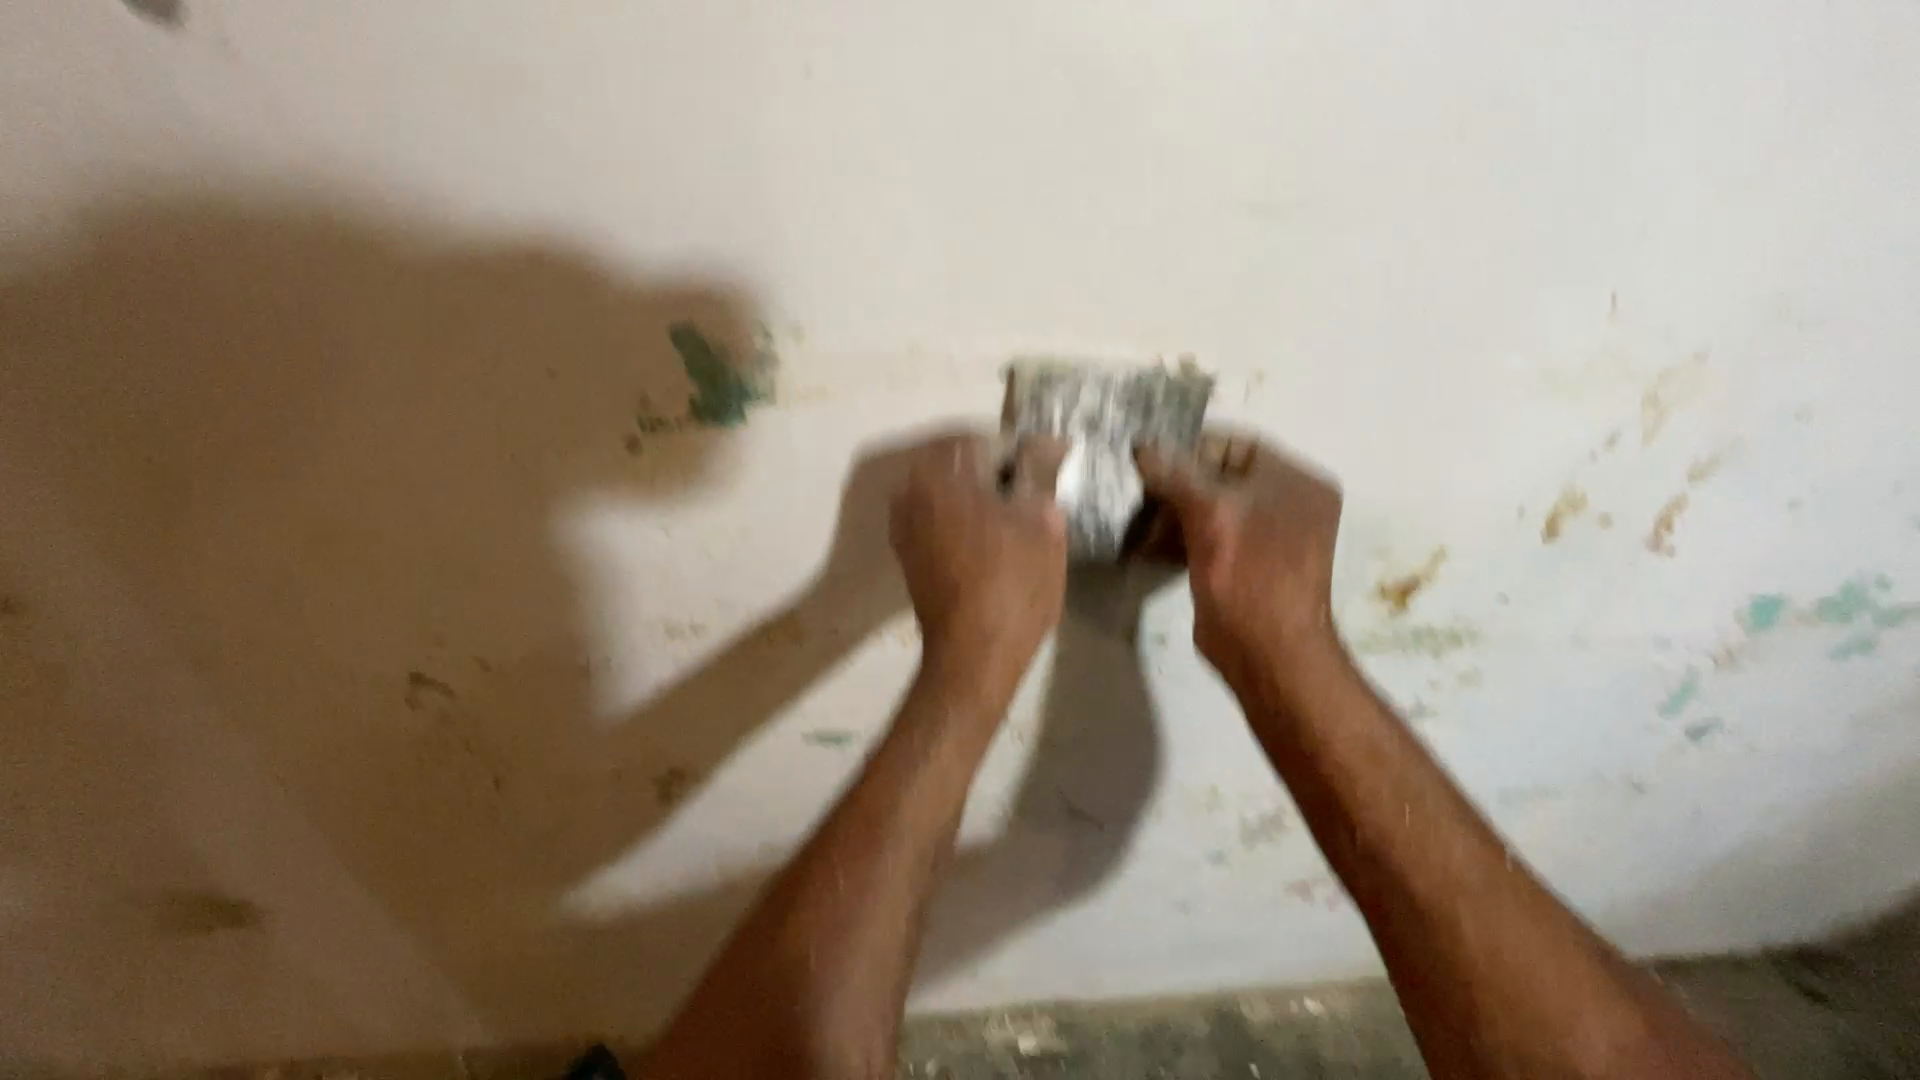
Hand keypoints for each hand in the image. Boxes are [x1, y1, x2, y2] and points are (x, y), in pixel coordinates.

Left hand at [889, 434, 1067, 686]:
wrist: (974, 655)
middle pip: (963, 464)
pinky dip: (964, 519)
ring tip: (1016, 517)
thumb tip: (1050, 442)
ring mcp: (904, 523)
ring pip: (950, 491)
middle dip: (998, 472)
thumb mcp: (1042, 521)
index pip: (987, 440)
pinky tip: (993, 540)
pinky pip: (939, 517)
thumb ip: (1040, 471)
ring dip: (980, 496)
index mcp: (941, 473)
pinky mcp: (907, 552)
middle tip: (1034, 492)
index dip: (1023, 451)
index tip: (1050, 466)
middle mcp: (912, 490)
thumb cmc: (1013, 584)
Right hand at [1135, 433, 1342, 692]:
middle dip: (1172, 483)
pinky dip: (1174, 537)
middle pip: (1216, 476)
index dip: (1187, 447)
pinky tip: (1141, 543)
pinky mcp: (1238, 564)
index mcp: (1294, 481)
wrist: (1267, 652)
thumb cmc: (1249, 574)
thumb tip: (1141, 446)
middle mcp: (1283, 502)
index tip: (1141, 454)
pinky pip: (1203, 537)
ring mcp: (1261, 536)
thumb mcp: (1212, 514)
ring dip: (1166, 512)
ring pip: (1205, 508)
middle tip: (1129, 488)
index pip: (1233, 444)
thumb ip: (1176, 474)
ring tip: (1130, 518)